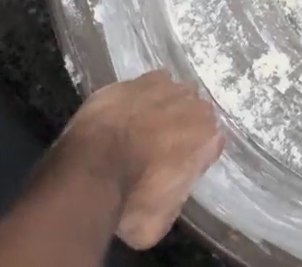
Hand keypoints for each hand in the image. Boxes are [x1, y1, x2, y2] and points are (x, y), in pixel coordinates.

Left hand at [55, 70, 225, 248]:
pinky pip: (147, 84)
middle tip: (154, 147)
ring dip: (162, 107)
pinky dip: (138, 96)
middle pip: (194, 113)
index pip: (210, 142)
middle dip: (179, 126)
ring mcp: (169, 88)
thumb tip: (166, 193)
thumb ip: (173, 198)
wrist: (92, 169)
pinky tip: (123, 113)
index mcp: (208, 139)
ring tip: (137, 127)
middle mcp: (197, 107)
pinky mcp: (139, 79)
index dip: (191, 154)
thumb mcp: (156, 222)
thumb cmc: (130, 199)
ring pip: (173, 94)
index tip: (172, 167)